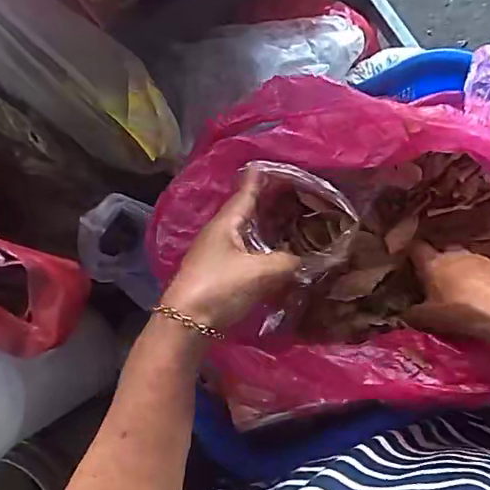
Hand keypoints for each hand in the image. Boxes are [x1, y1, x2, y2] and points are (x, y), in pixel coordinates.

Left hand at [161, 170, 303, 329]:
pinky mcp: (217, 276)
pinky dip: (262, 254)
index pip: (248, 190)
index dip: (264, 178)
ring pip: (247, 236)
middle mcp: (219, 233)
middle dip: (271, 204)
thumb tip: (304, 261)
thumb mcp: (260, 272)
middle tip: (297, 196)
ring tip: (292, 226)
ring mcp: (216, 255)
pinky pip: (245, 256)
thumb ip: (287, 262)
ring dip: (267, 231)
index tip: (279, 165)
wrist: (185, 324)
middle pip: (248, 212)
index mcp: (226, 222)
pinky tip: (276, 260)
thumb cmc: (220, 287)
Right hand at [406, 239, 489, 340]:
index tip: (404, 263)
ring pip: (462, 261)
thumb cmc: (460, 311)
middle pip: (440, 254)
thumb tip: (402, 313)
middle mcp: (455, 254)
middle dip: (435, 265)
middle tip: (431, 283)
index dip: (409, 253)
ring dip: (458, 273)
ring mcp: (480, 259)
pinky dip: (477, 281)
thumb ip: (411, 313)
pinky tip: (478, 296)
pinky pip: (481, 272)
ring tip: (456, 291)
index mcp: (433, 262)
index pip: (415, 247)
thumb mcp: (427, 318)